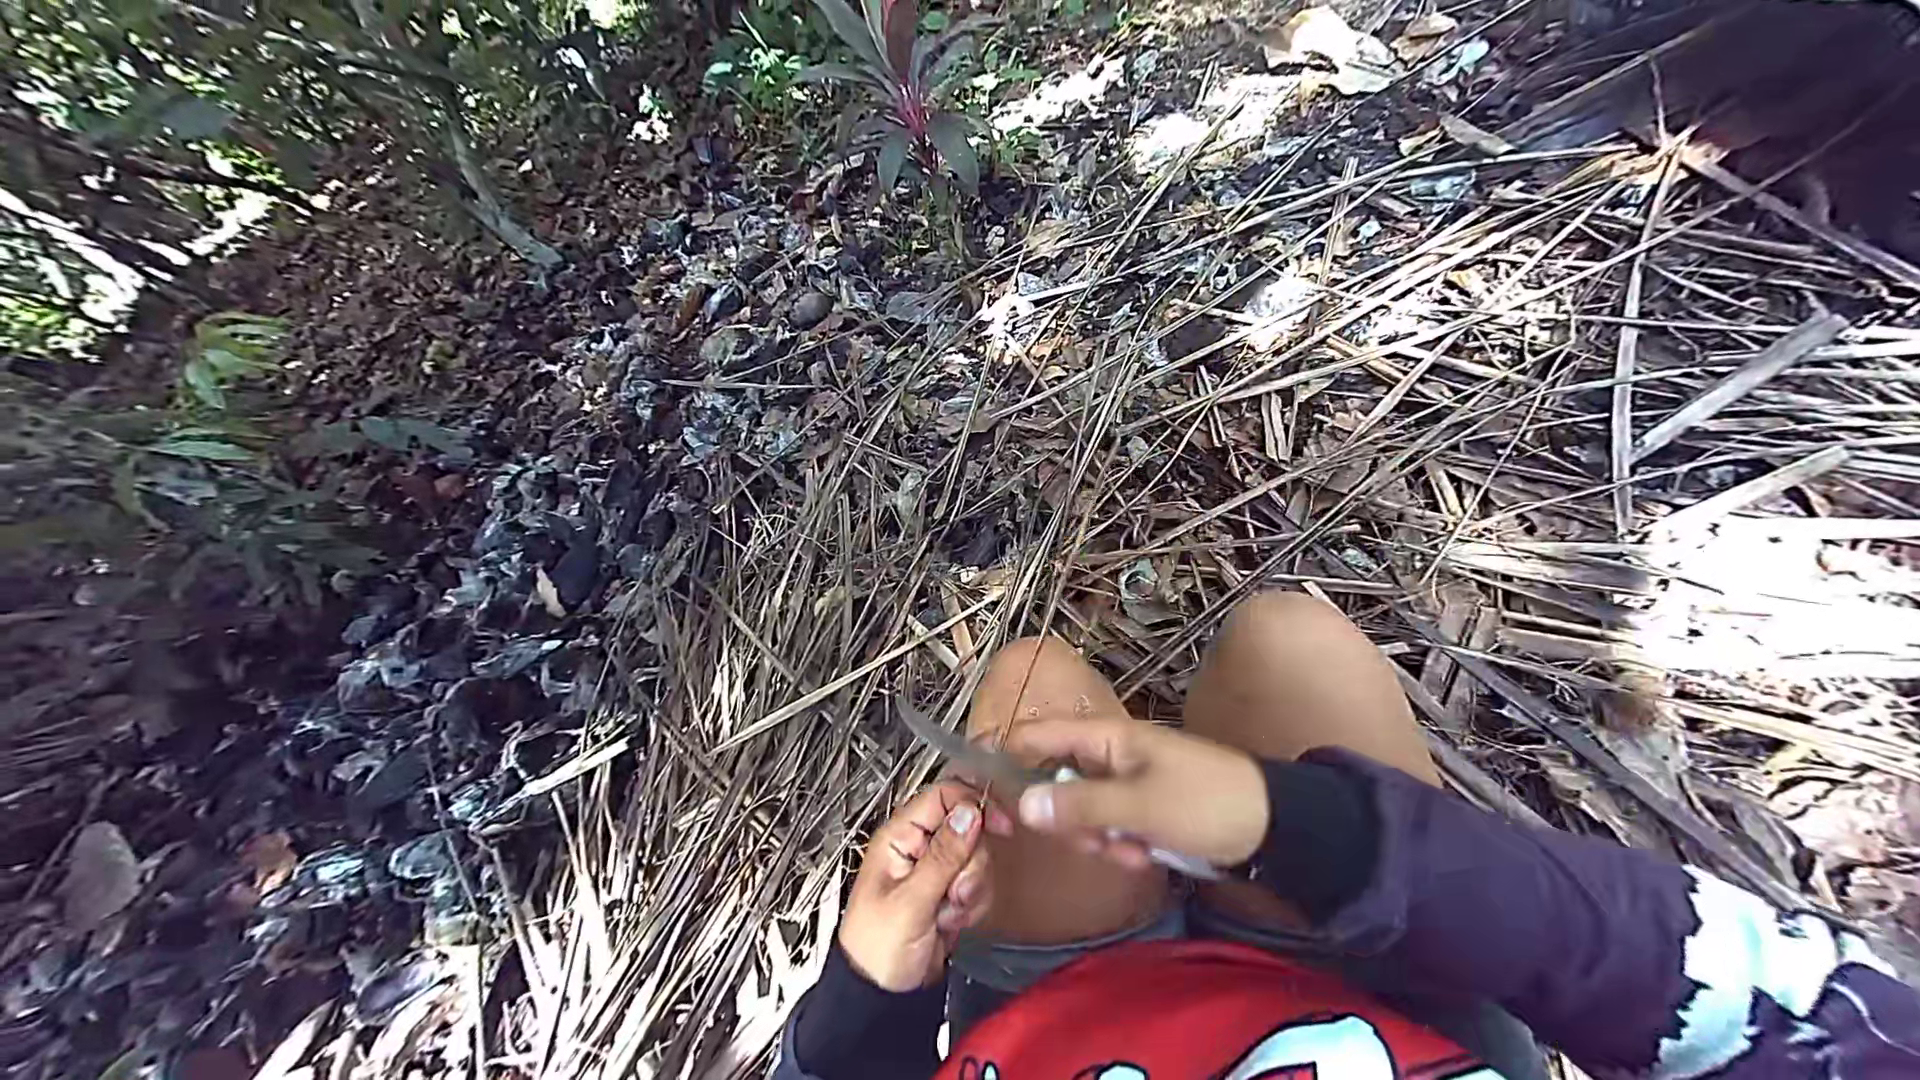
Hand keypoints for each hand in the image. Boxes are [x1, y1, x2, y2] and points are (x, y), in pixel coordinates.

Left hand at [838, 780, 1011, 991]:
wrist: (882, 999)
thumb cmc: (876, 949)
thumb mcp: (910, 901)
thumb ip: (943, 855)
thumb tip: (970, 813)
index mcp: (901, 836)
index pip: (944, 796)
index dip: (973, 805)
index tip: (997, 826)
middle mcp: (920, 846)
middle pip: (968, 827)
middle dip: (971, 863)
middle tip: (954, 891)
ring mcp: (936, 869)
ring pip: (977, 856)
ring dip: (971, 888)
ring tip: (947, 911)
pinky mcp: (950, 891)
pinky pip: (978, 883)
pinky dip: (973, 904)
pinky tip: (953, 920)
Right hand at [1006, 716, 1268, 869]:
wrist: (1275, 827)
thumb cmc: (1205, 803)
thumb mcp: (1140, 806)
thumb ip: (1079, 805)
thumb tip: (1021, 804)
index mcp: (1105, 737)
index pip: (1036, 737)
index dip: (1007, 760)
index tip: (991, 799)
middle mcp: (1107, 755)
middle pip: (1055, 780)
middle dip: (1069, 817)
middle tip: (1095, 839)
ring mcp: (1124, 781)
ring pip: (1082, 809)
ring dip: (1099, 835)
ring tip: (1132, 847)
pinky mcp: (1140, 806)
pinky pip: (1109, 825)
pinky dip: (1121, 842)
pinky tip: (1146, 853)